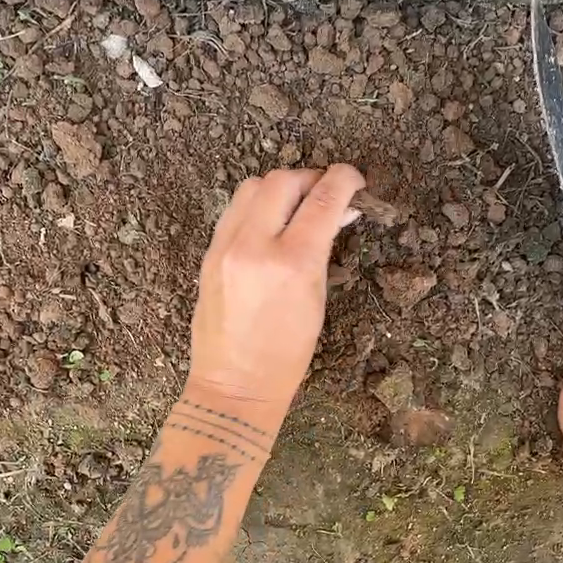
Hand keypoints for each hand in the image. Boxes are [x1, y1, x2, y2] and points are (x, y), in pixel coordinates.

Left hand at [185, 165, 365, 431]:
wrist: (234, 384)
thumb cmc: (287, 354)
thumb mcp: (317, 299)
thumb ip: (323, 249)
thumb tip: (338, 213)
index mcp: (292, 263)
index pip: (322, 199)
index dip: (343, 179)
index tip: (354, 178)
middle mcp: (255, 247)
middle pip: (282, 180)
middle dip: (310, 178)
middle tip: (326, 192)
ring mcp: (225, 248)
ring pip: (252, 187)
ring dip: (280, 187)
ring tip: (297, 205)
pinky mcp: (209, 254)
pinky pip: (234, 211)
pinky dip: (257, 206)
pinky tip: (271, 223)